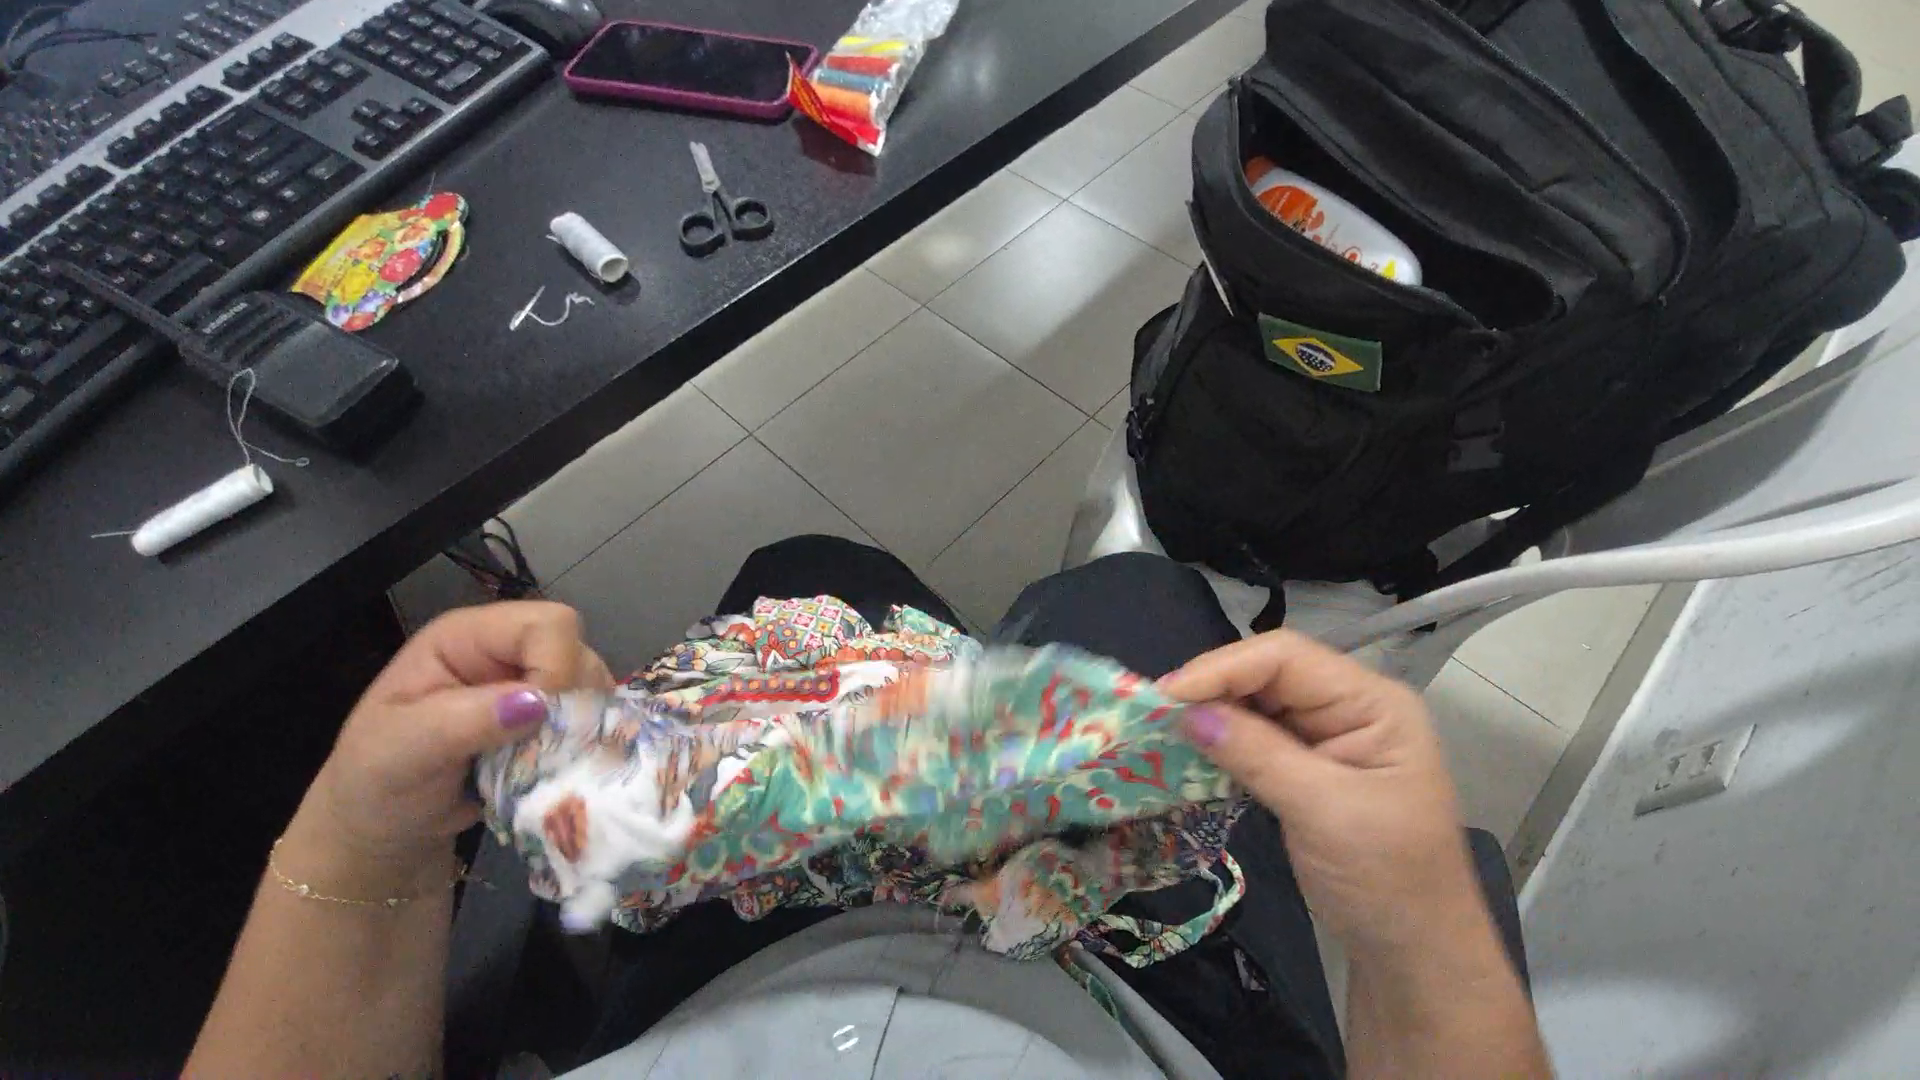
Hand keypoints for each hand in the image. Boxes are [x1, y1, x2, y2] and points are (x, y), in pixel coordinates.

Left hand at [285, 601, 613, 885]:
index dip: (557, 667)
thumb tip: (534, 704)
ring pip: (593, 685)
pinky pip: (593, 716)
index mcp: (468, 637)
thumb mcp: (400, 753)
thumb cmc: (377, 783)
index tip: (537, 721)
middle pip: (579, 650)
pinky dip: (585, 742)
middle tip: (543, 747)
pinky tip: (558, 765)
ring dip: (580, 726)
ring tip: (545, 761)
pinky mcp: (553, 715)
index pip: (547, 625)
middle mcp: (510, 650)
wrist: (385, 827)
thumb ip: (461, 723)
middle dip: (572, 700)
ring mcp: (535, 682)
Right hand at [1159, 630, 1482, 954]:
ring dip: (1210, 714)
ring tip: (1162, 729)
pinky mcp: (1303, 767)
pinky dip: (1218, 742)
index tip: (1168, 696)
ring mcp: (1325, 737)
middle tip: (1155, 713)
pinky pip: (1251, 737)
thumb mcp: (1324, 812)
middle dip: (1211, 688)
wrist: (1414, 955)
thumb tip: (1186, 713)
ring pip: (1253, 704)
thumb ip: (1256, 755)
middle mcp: (1348, 707)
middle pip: (1266, 674)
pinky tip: (1188, 751)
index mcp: (1372, 703)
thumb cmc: (1387, 880)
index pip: (1286, 657)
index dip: (1223, 668)